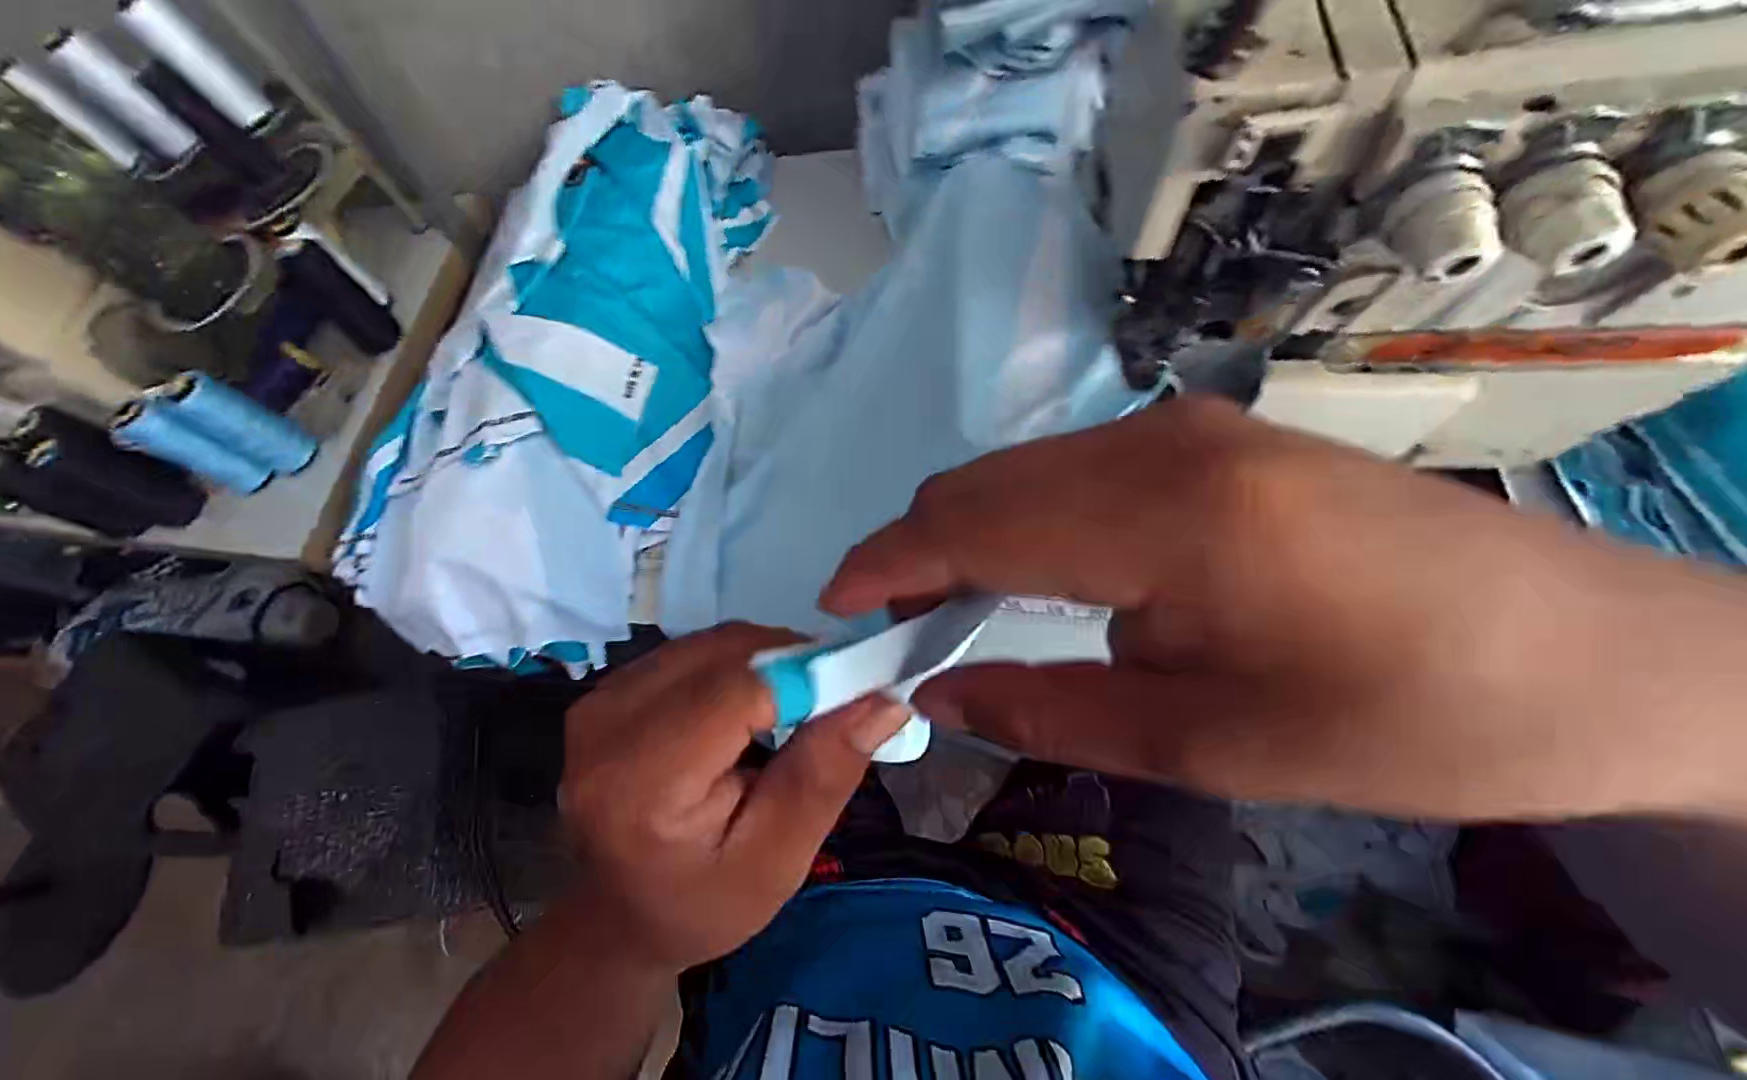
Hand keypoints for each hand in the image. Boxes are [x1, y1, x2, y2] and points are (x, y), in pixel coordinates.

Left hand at [559, 623, 911, 971]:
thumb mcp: (776, 861)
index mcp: (640, 780)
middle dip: (790, 664)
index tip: (858, 689)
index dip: (805, 675)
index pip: (736, 689)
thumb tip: (883, 698)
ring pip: (710, 643)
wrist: (619, 913)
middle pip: (723, 654)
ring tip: (794, 708)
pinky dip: (735, 664)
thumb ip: (823, 775)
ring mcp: (600, 698)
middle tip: (833, 701)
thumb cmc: (701, 903)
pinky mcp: (608, 688)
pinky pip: (690, 651)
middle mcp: (606, 722)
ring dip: (765, 661)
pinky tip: (751, 705)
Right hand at [821, 395, 1746, 820]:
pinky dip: (1011, 520)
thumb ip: (1048, 713)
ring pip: (1012, 472)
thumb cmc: (1405, 719)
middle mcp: (1157, 444)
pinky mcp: (1197, 437)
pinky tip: (1020, 573)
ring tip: (942, 610)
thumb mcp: (1210, 748)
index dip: (884, 564)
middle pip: (978, 485)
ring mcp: (1180, 427)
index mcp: (1165, 517)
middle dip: (910, 554)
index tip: (831, 608)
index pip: (970, 525)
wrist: (1590, 650)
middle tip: (887, 631)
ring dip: (958, 537)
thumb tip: (933, 695)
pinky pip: (1059, 469)